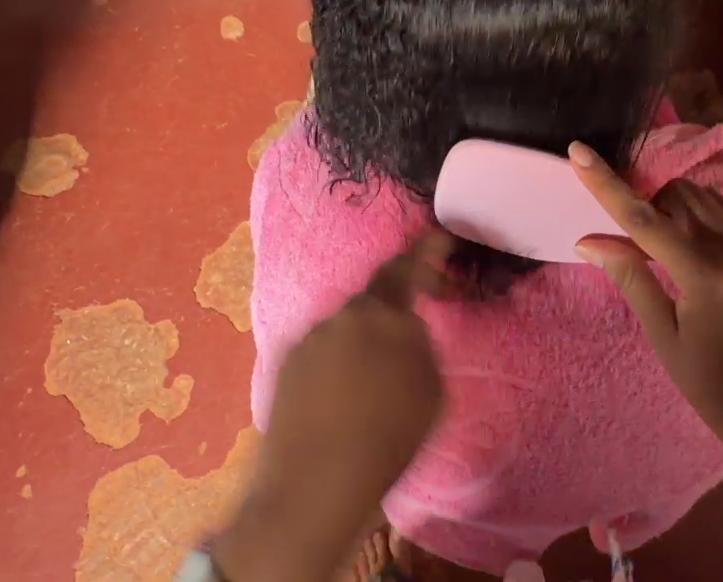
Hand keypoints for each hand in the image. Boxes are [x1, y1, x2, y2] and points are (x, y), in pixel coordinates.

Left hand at [215, 233, 449, 581]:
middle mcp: (343, 315)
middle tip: (403, 349)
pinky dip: (334, 369)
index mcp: (384, 314)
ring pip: (345, 332)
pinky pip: (321, 356)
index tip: (436, 237)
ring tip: (368, 392)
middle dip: (389, 318)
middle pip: (373, 305)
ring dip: (360, 348)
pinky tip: (339, 403)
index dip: (424, 251)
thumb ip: (420, 344)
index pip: (406, 269)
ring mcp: (310, 339)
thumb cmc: (388, 437)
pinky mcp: (285, 367)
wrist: (315, 485)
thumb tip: (407, 329)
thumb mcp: (431, 389)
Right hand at [569, 143, 722, 468]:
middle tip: (647, 247)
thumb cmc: (719, 391)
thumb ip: (632, 280)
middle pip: (680, 196)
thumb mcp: (666, 340)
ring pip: (714, 197)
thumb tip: (590, 241)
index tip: (578, 151)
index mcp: (703, 275)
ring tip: (682, 248)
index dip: (605, 183)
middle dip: (653, 207)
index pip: (642, 218)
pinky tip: (721, 238)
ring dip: (686, 208)